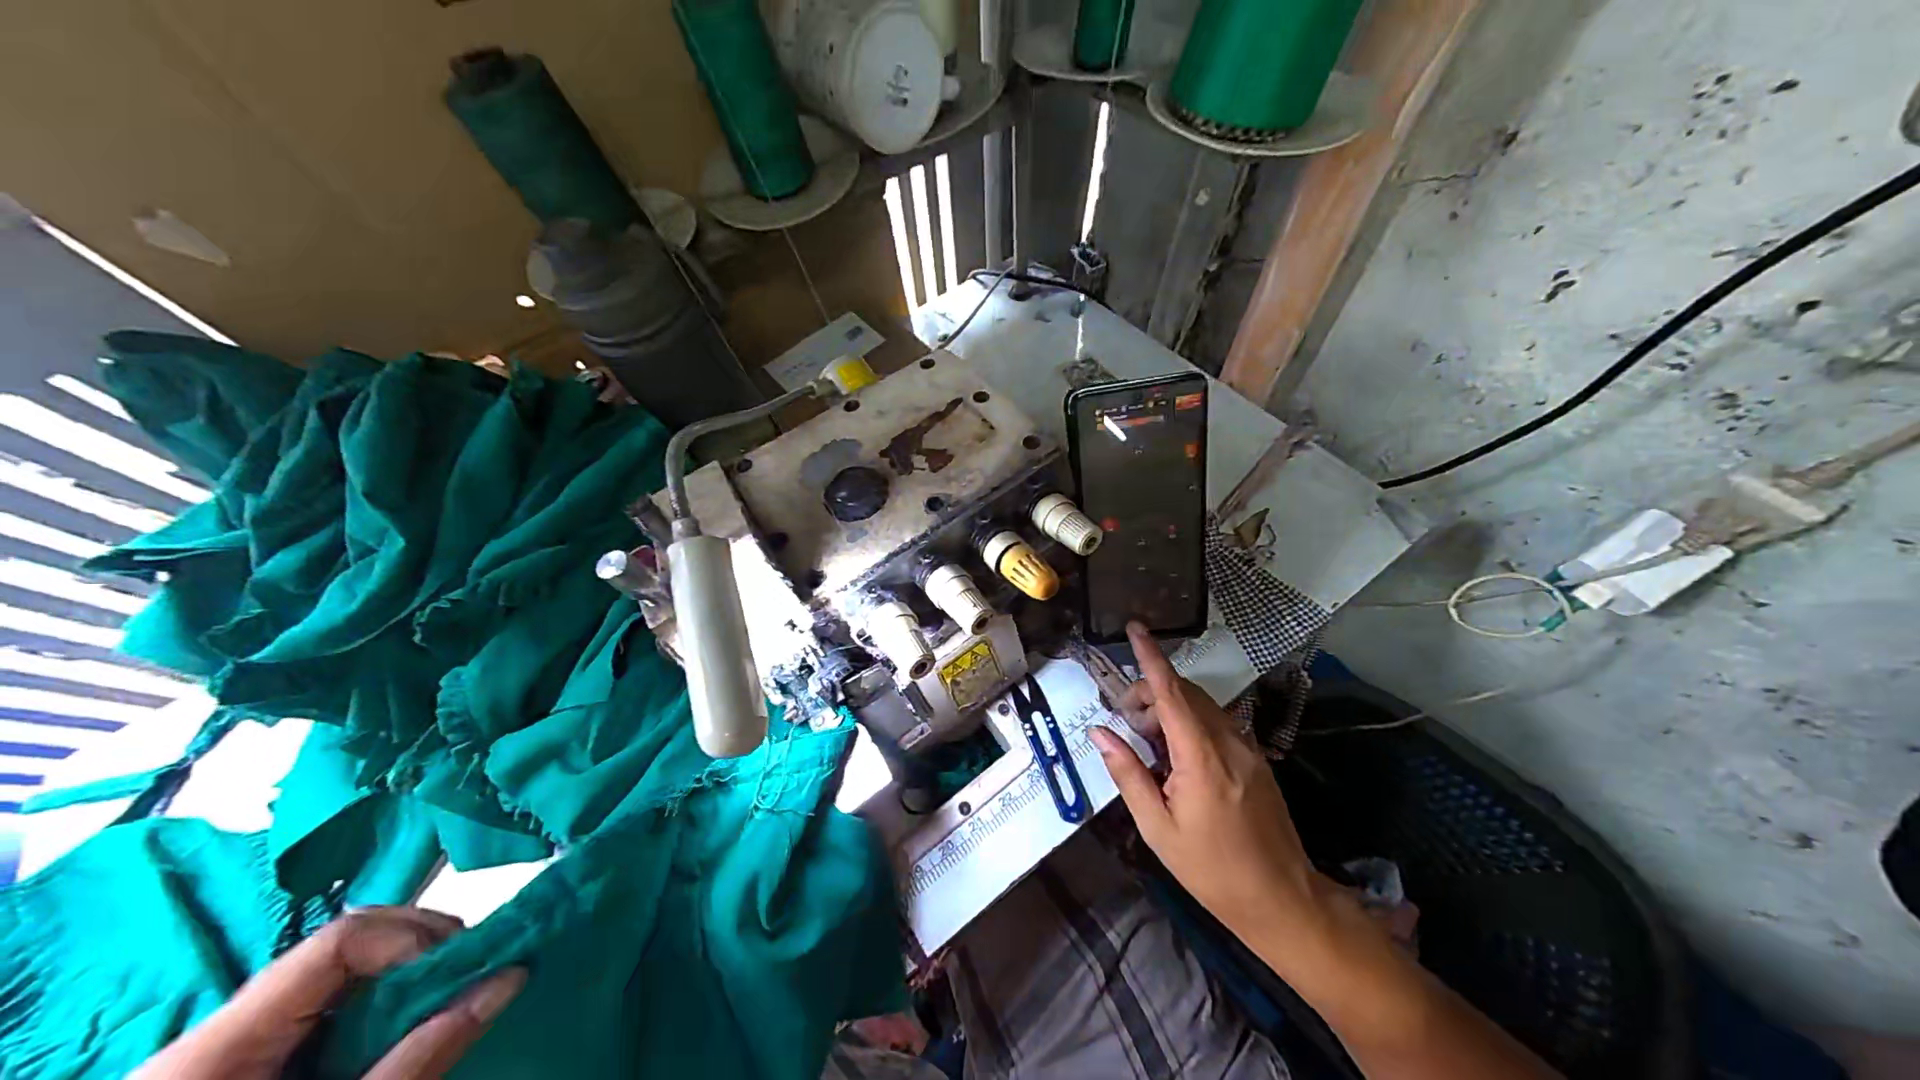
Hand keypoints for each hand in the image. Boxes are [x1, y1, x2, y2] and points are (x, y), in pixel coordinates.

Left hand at [133, 906, 525, 1079]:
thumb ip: (420, 1058)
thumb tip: (511, 978)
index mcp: (222, 1044)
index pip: (339, 940)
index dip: (414, 939)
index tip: (468, 969)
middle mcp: (224, 1029)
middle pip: (345, 947)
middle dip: (423, 954)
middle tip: (474, 981)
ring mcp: (232, 1045)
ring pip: (342, 976)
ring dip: (406, 984)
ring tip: (447, 1007)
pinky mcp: (244, 1064)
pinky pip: (326, 1011)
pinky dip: (378, 1014)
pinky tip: (403, 1036)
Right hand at [1089, 623, 1326, 944]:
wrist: (1283, 900)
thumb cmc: (1212, 870)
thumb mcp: (1158, 828)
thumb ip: (1128, 773)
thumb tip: (1102, 734)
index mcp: (1202, 758)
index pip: (1172, 693)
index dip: (1151, 658)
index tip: (1135, 628)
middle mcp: (1230, 743)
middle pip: (1185, 694)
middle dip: (1150, 693)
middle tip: (1125, 723)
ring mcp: (1248, 750)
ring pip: (1202, 707)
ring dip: (1169, 710)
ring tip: (1148, 744)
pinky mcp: (1256, 760)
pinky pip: (1217, 725)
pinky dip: (1190, 725)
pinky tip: (1176, 758)